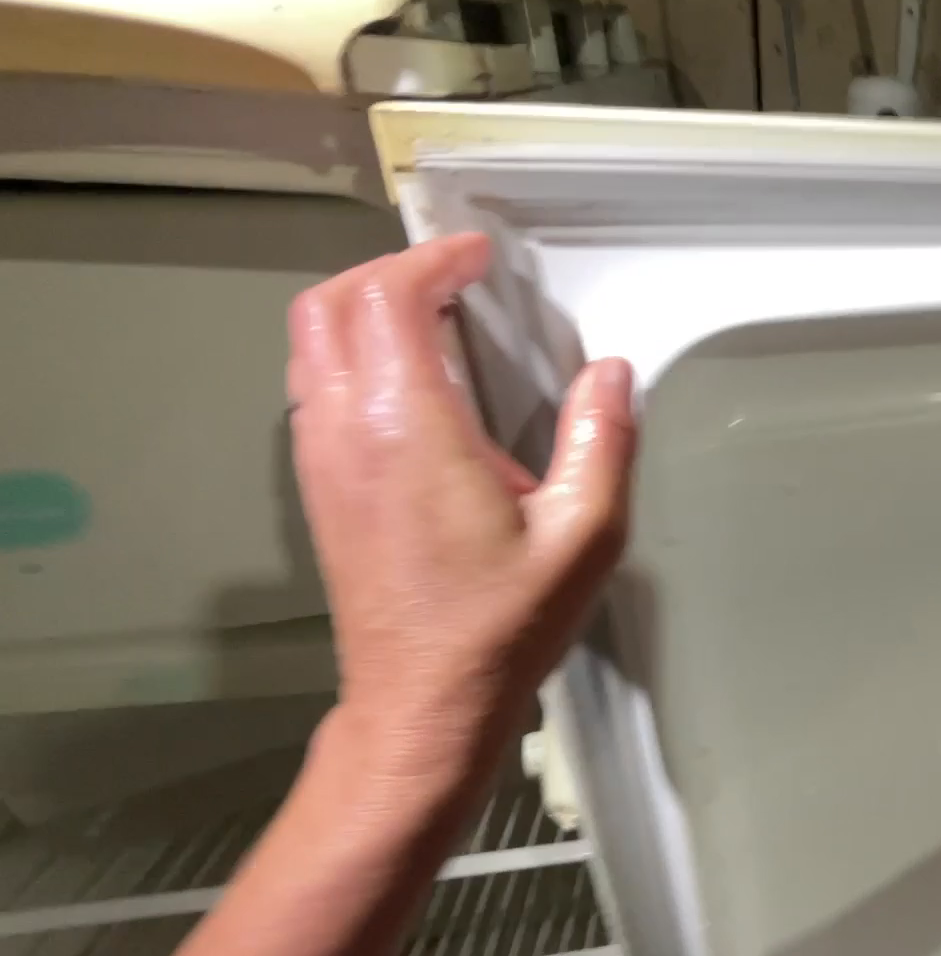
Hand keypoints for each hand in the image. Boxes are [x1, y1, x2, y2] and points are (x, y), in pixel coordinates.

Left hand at [287, 234, 637, 782]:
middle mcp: (349, 433)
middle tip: (456, 275)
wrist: (426, 698)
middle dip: (391, 272)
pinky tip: (416, 379)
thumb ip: (603, 442)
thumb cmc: (507, 620)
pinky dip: (356, 351)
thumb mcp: (587, 533)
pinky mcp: (323, 486)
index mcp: (412, 432)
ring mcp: (324, 460)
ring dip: (367, 308)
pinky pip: (318, 385)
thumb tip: (613, 374)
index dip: (434, 262)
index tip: (479, 256)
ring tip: (436, 313)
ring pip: (312, 343)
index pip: (390, 303)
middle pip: (331, 307)